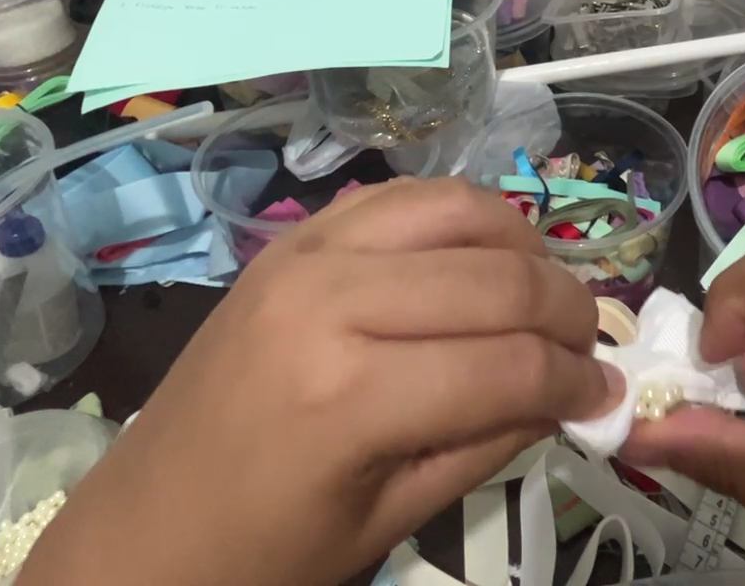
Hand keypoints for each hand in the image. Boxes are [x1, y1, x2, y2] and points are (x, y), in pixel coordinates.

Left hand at [20, 179, 621, 585]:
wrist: (136, 537)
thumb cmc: (263, 557)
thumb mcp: (393, 519)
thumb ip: (497, 438)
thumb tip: (581, 390)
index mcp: (349, 396)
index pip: (510, 364)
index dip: (578, 379)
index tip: (607, 393)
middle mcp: (332, 299)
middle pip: (497, 277)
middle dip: (567, 308)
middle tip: (589, 342)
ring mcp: (307, 251)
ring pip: (460, 208)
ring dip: (523, 244)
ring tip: (541, 289)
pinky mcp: (296, 236)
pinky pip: (405, 195)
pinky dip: (461, 216)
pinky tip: (478, 255)